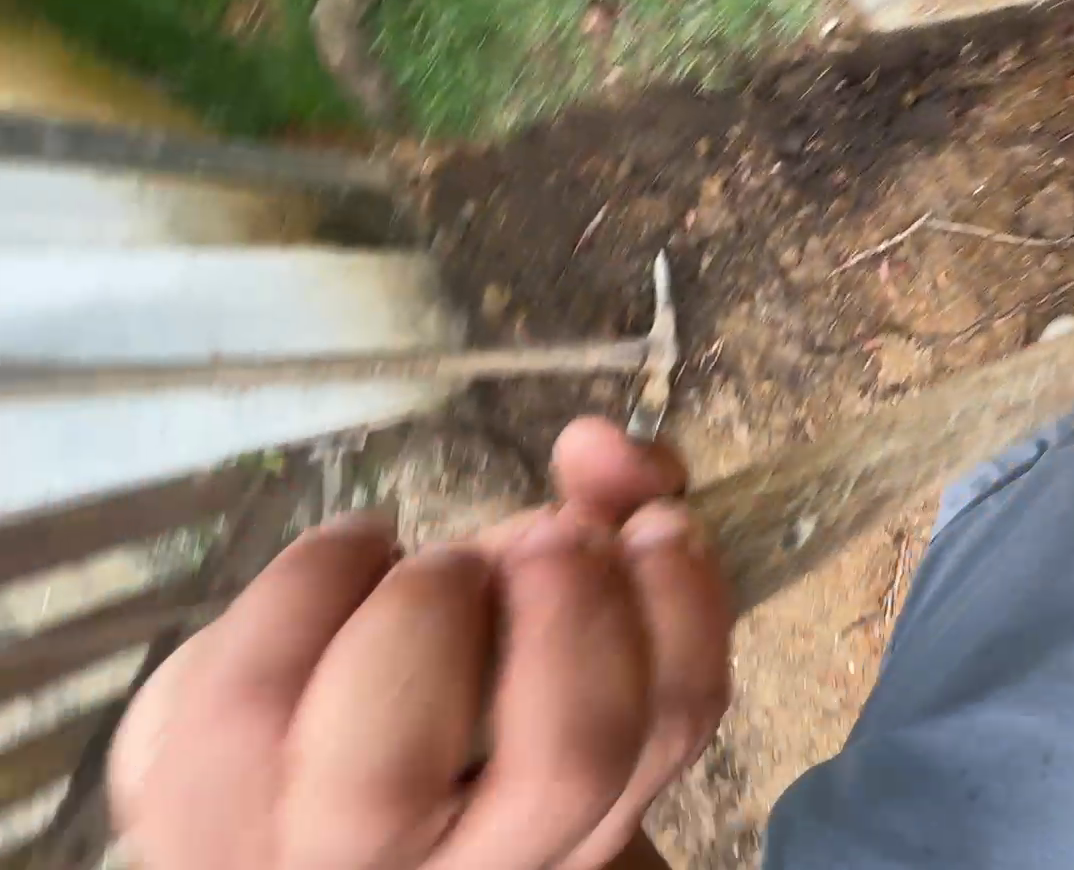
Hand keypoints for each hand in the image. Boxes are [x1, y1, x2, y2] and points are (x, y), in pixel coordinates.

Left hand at [108, 417, 732, 869]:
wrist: (324, 806)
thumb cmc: (488, 680)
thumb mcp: (570, 588)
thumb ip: (614, 496)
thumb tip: (600, 439)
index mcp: (599, 790)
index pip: (678, 721)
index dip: (685, 603)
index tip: (659, 522)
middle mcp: (488, 858)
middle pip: (568, 762)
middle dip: (576, 612)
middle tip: (555, 535)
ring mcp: (334, 864)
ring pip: (386, 772)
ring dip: (432, 609)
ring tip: (442, 561)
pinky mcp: (196, 830)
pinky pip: (233, 711)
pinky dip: (312, 583)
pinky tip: (360, 550)